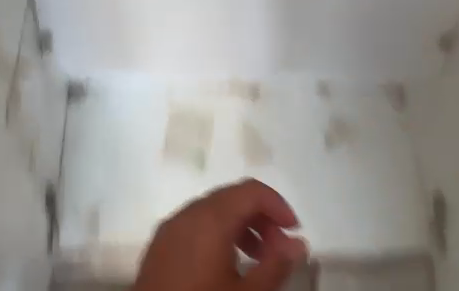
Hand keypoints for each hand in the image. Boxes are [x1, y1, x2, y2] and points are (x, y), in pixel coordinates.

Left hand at [131, 179, 308, 290]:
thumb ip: (275, 266)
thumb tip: (298, 243)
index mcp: (210, 218)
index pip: (251, 190)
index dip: (278, 205)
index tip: (294, 233)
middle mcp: (188, 213)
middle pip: (232, 198)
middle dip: (261, 219)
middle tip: (279, 252)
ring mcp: (170, 228)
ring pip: (212, 212)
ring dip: (240, 228)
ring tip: (257, 261)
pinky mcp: (159, 245)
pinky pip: (195, 226)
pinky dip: (217, 235)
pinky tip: (226, 267)